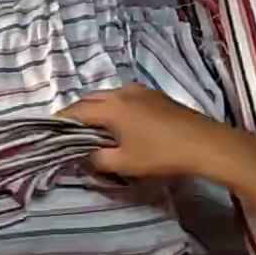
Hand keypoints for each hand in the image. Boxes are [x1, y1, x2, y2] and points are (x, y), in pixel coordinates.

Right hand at [62, 83, 255, 178]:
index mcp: (111, 107)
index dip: (60, 121)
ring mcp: (141, 91)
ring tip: (92, 128)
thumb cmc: (161, 154)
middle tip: (69, 131)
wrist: (205, 144)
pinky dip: (113, 107)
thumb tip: (83, 157)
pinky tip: (118, 123)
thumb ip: (97, 159)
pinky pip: (124, 97)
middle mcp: (123, 92)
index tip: (49, 131)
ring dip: (96, 109)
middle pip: (90, 98)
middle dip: (77, 113)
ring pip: (108, 96)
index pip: (76, 111)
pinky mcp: (156, 96)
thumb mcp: (124, 163)